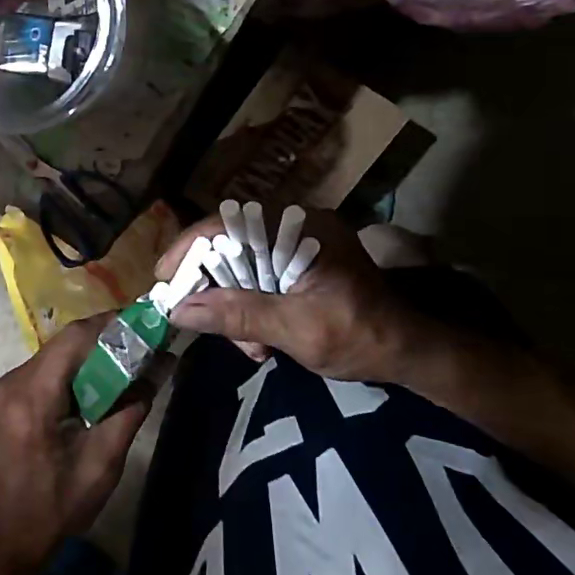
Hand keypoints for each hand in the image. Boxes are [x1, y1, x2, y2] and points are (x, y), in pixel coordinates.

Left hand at [0, 314, 153, 574]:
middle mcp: (15, 380)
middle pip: (66, 340)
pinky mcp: (12, 394)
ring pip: (59, 350)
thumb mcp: (102, 463)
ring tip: (132, 353)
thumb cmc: (55, 506)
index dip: (112, 324)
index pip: (75, 338)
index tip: (147, 320)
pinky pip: (50, 366)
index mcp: (33, 396)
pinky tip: (104, 374)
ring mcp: (10, 386)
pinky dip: (78, 364)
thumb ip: (131, 409)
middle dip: (107, 335)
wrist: (6, 537)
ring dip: (94, 349)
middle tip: (146, 337)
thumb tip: (161, 365)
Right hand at [156, 210, 433, 382]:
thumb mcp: (297, 331)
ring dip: (234, 304)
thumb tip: (180, 311)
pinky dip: (251, 305)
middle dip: (216, 288)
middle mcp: (297, 224)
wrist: (410, 351)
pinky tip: (261, 342)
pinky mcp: (300, 259)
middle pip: (230, 243)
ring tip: (249, 348)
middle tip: (204, 322)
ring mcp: (299, 240)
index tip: (164, 278)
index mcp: (302, 229)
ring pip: (241, 263)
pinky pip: (258, 274)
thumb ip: (239, 316)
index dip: (191, 247)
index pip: (230, 223)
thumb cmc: (361, 338)